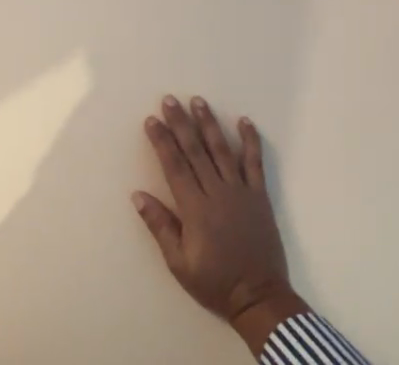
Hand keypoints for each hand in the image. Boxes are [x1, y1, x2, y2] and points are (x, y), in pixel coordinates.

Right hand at [134, 95, 307, 356]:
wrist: (260, 298)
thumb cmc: (215, 282)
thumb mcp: (179, 262)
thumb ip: (160, 226)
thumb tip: (138, 195)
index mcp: (195, 209)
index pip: (174, 166)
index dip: (162, 141)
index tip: (151, 120)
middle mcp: (217, 194)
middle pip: (196, 151)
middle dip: (181, 123)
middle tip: (170, 99)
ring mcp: (241, 192)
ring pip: (222, 151)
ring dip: (209, 124)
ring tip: (199, 101)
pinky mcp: (260, 197)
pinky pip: (255, 164)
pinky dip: (250, 141)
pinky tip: (244, 122)